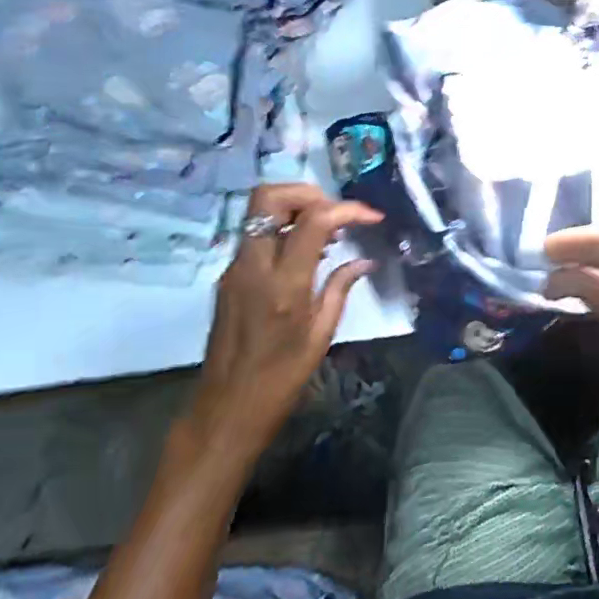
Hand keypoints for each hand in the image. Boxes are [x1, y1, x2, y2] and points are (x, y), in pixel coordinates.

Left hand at [191, 184, 382, 461]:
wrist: (227, 406)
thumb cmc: (281, 379)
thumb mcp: (320, 335)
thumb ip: (340, 288)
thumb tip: (365, 261)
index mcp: (284, 284)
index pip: (313, 220)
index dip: (347, 209)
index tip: (371, 218)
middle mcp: (253, 266)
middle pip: (269, 196)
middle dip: (307, 192)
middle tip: (336, 214)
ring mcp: (234, 268)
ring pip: (257, 211)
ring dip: (294, 208)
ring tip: (327, 233)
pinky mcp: (227, 276)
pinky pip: (255, 235)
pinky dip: (282, 230)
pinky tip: (304, 254)